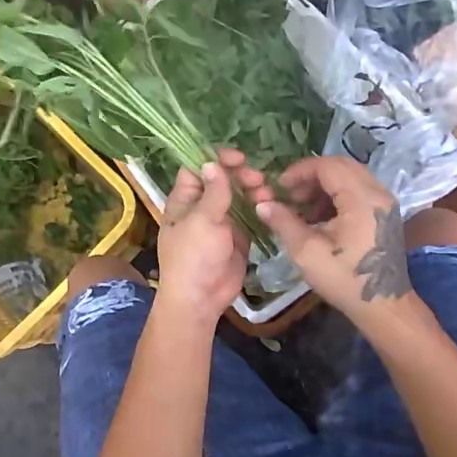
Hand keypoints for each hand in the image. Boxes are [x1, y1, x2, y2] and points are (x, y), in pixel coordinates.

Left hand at [155, 147, 262, 322]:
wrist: (201, 298)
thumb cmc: (194, 257)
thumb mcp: (202, 220)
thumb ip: (214, 192)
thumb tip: (212, 163)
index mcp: (185, 200)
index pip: (198, 168)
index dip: (216, 158)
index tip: (238, 157)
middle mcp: (202, 207)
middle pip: (222, 180)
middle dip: (240, 175)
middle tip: (257, 179)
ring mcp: (221, 222)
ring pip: (238, 196)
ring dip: (253, 190)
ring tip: (266, 194)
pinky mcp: (237, 236)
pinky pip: (250, 215)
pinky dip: (260, 208)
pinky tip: (271, 204)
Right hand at [255, 157, 419, 325]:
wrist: (383, 306)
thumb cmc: (345, 279)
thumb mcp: (307, 252)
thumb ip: (284, 222)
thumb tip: (262, 203)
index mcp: (362, 198)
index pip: (328, 166)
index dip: (299, 171)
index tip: (279, 187)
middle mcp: (378, 193)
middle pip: (341, 166)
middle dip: (311, 176)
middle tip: (289, 194)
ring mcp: (385, 203)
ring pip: (350, 177)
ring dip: (324, 186)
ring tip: (301, 207)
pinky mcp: (385, 214)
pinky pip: (359, 191)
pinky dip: (337, 196)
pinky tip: (320, 217)